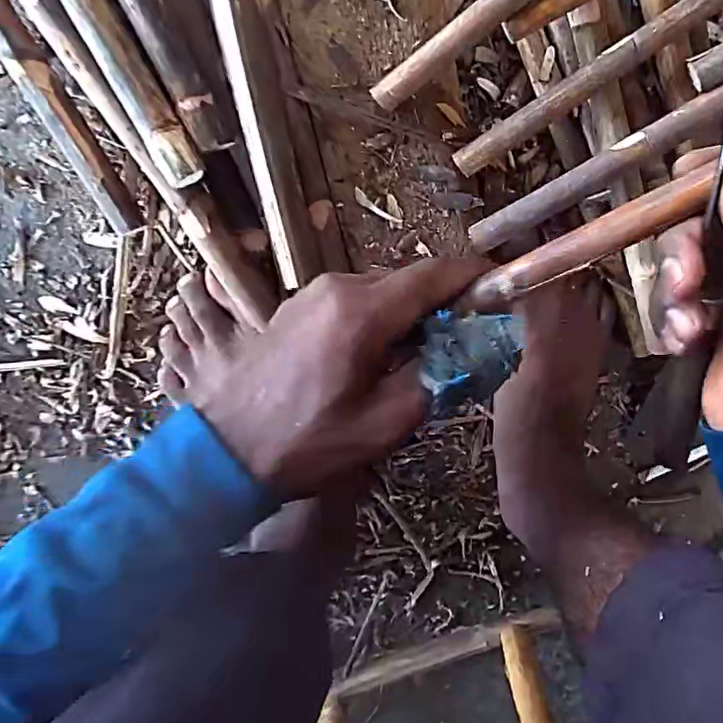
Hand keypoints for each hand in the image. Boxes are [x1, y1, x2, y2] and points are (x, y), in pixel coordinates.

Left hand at [195, 257, 492, 495]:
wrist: (222, 449)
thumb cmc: (304, 443)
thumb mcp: (382, 424)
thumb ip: (436, 379)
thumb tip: (471, 348)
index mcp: (359, 310)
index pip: (434, 274)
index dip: (474, 277)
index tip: (500, 290)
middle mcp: (336, 286)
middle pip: (408, 282)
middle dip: (442, 305)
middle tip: (463, 343)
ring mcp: (311, 293)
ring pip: (381, 291)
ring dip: (408, 316)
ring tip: (418, 360)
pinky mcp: (297, 306)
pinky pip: (352, 301)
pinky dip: (377, 320)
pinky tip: (375, 359)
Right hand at [651, 143, 722, 440]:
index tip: (687, 174)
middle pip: (718, 217)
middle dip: (694, 244)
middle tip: (691, 274)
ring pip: (690, 253)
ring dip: (680, 283)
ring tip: (691, 315)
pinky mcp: (709, 312)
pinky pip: (677, 293)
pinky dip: (677, 314)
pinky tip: (690, 336)